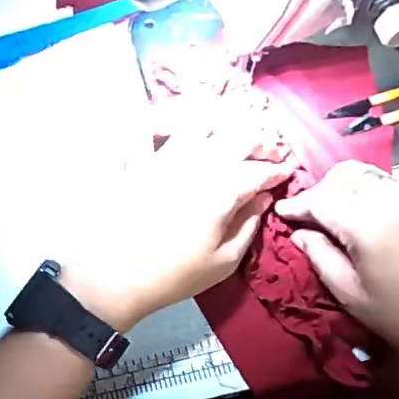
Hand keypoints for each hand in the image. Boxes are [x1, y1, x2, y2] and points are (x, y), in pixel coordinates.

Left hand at [58, 126, 294, 331]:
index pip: (259, 170)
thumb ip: (248, 226)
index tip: (286, 173)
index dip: (277, 170)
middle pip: (236, 136)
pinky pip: (147, 128)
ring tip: (228, 132)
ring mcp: (164, 157)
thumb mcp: (224, 261)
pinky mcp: (136, 160)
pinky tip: (170, 124)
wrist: (112, 277)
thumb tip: (263, 199)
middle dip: (259, 140)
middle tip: (268, 150)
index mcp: (223, 189)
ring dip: (221, 122)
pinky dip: (161, 122)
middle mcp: (197, 163)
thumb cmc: (174, 276)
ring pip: (199, 121)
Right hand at [274, 161, 398, 398]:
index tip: (281, 215)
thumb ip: (322, 258)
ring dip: (346, 192)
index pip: (318, 197)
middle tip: (308, 221)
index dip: (296, 205)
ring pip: (368, 178)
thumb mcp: (356, 298)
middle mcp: (392, 193)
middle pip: (343, 175)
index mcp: (366, 217)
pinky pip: (392, 188)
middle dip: (320, 192)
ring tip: (337, 223)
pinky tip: (371, 225)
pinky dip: (370, 198)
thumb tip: (304, 234)